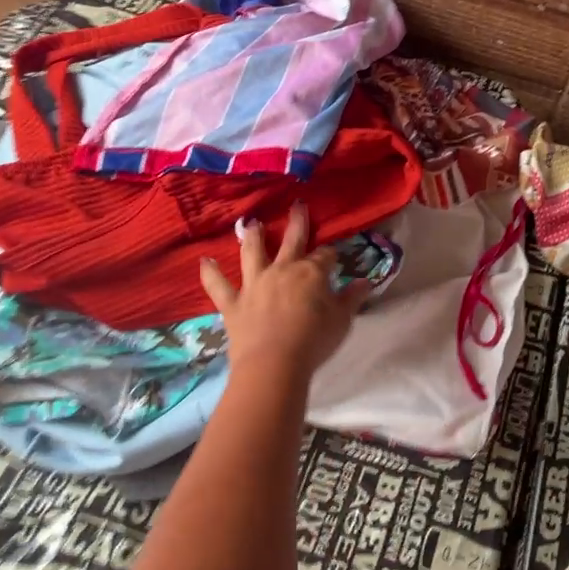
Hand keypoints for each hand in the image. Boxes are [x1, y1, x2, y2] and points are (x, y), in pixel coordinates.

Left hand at [200, 202, 373, 379]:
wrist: (274, 364)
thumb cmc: (314, 340)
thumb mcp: (342, 320)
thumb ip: (352, 298)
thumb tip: (365, 282)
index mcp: (312, 272)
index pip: (325, 256)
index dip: (331, 255)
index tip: (334, 258)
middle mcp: (283, 269)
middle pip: (292, 240)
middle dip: (297, 222)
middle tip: (297, 205)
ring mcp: (255, 284)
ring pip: (253, 253)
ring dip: (253, 237)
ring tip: (252, 224)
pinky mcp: (233, 303)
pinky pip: (218, 286)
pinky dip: (210, 273)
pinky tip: (203, 261)